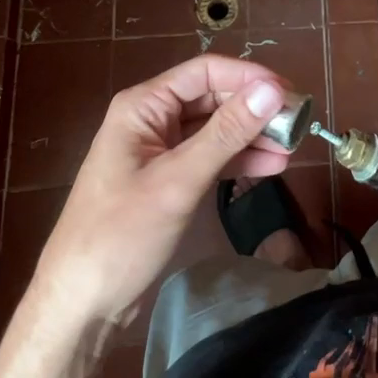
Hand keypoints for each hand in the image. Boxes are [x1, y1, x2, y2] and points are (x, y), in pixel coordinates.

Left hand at [29, 55, 287, 330]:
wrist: (80, 305)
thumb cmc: (121, 234)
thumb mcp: (178, 181)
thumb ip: (226, 133)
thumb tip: (272, 89)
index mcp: (144, 106)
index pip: (205, 72)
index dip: (248, 77)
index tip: (289, 93)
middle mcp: (152, 120)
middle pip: (213, 98)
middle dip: (254, 109)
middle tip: (297, 123)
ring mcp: (161, 151)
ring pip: (216, 129)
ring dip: (252, 136)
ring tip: (291, 148)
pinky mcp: (169, 180)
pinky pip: (211, 157)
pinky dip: (239, 160)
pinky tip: (270, 166)